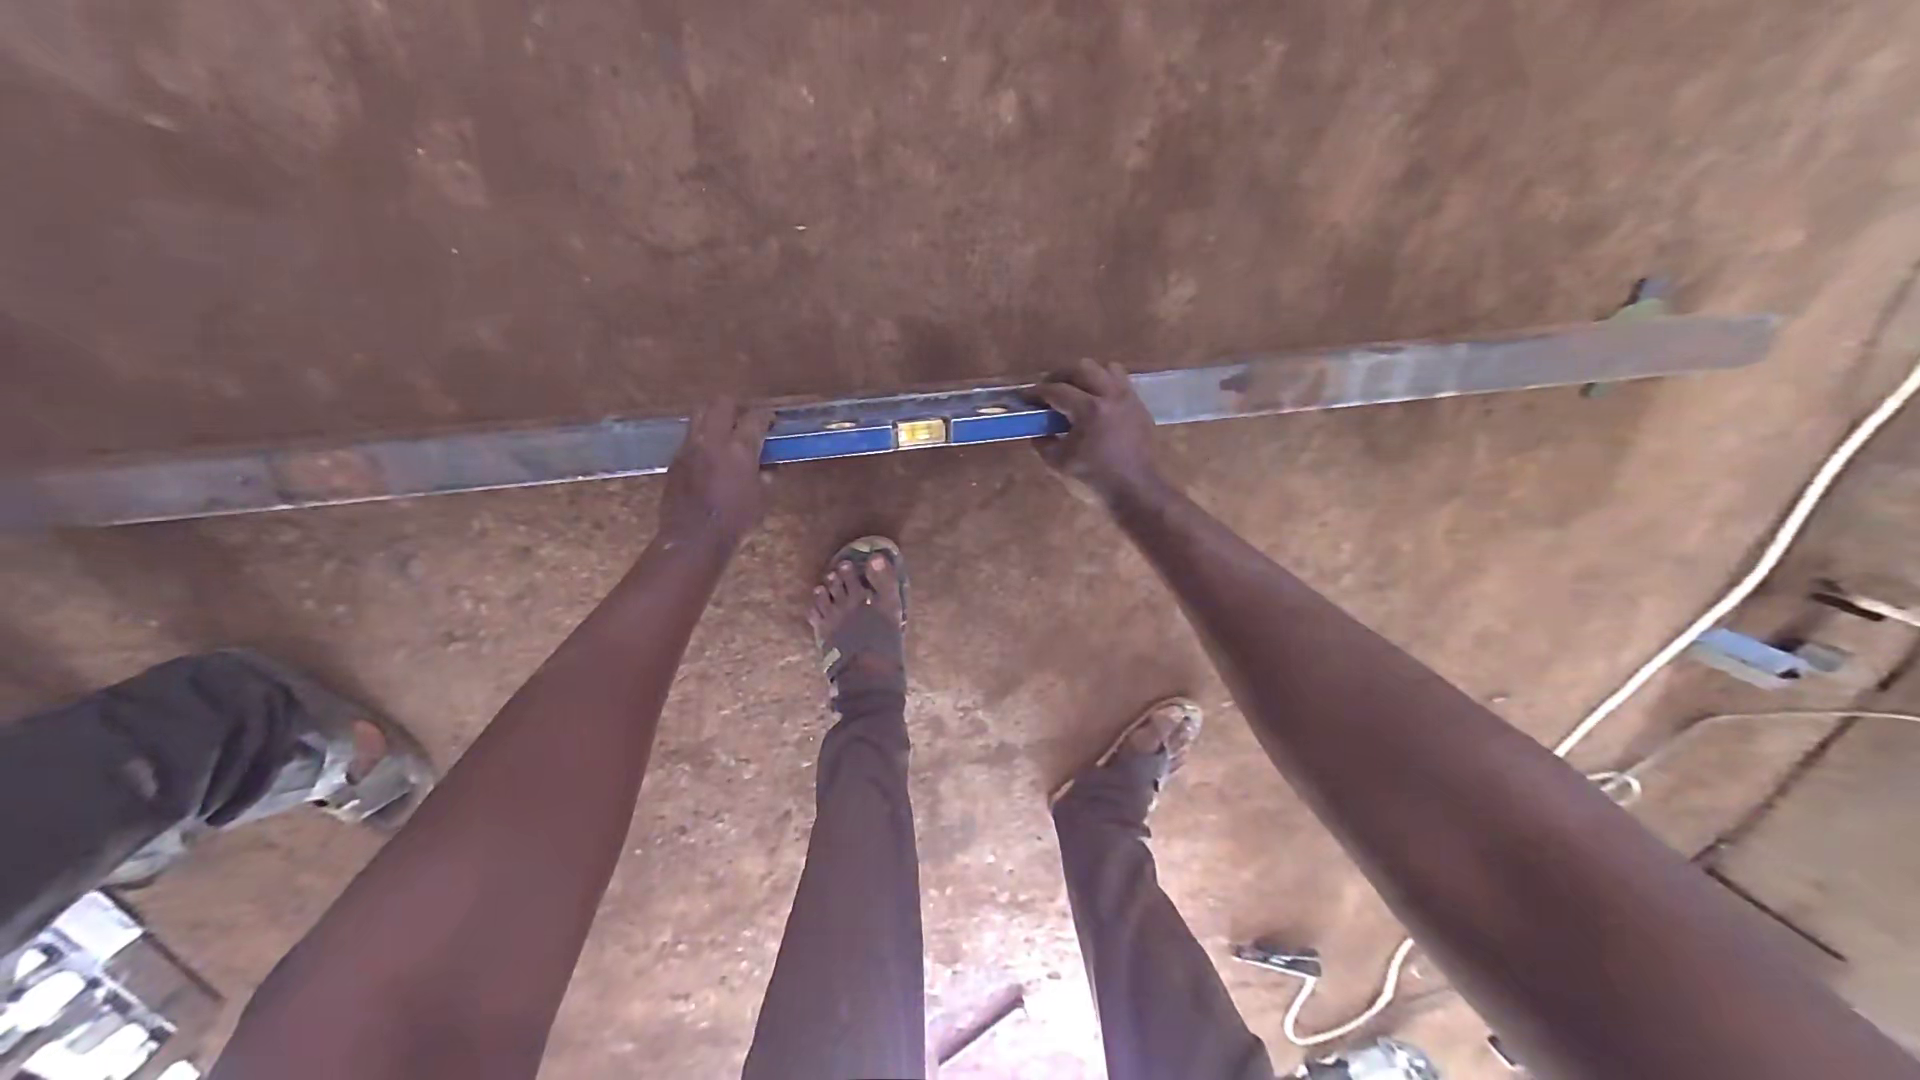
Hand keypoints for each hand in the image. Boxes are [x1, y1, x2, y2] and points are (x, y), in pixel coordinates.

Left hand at [659, 398, 773, 549]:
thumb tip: (768, 466)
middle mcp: (712, 440)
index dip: (766, 416)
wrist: (694, 539)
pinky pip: (689, 438)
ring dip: (714, 417)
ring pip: (699, 414)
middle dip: (736, 406)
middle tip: (745, 419)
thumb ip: (767, 476)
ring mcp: (690, 448)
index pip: (755, 418)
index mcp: (739, 449)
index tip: (771, 421)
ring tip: (724, 432)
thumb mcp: (763, 499)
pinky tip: (708, 456)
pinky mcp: (675, 460)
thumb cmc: (736, 521)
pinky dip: (701, 439)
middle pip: (721, 403)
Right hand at [1031, 359, 1163, 504]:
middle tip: (1048, 390)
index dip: (1036, 392)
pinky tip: (1096, 402)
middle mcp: (1110, 396)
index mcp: (1088, 409)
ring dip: (1086, 376)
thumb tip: (1037, 430)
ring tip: (1076, 391)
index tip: (1025, 398)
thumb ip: (1043, 441)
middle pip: (1081, 368)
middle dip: (1060, 376)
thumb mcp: (1058, 463)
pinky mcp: (1139, 406)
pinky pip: (1121, 383)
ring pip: (1105, 369)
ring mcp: (1128, 398)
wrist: (1135, 490)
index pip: (1056, 390)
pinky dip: (1105, 385)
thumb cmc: (1094, 479)